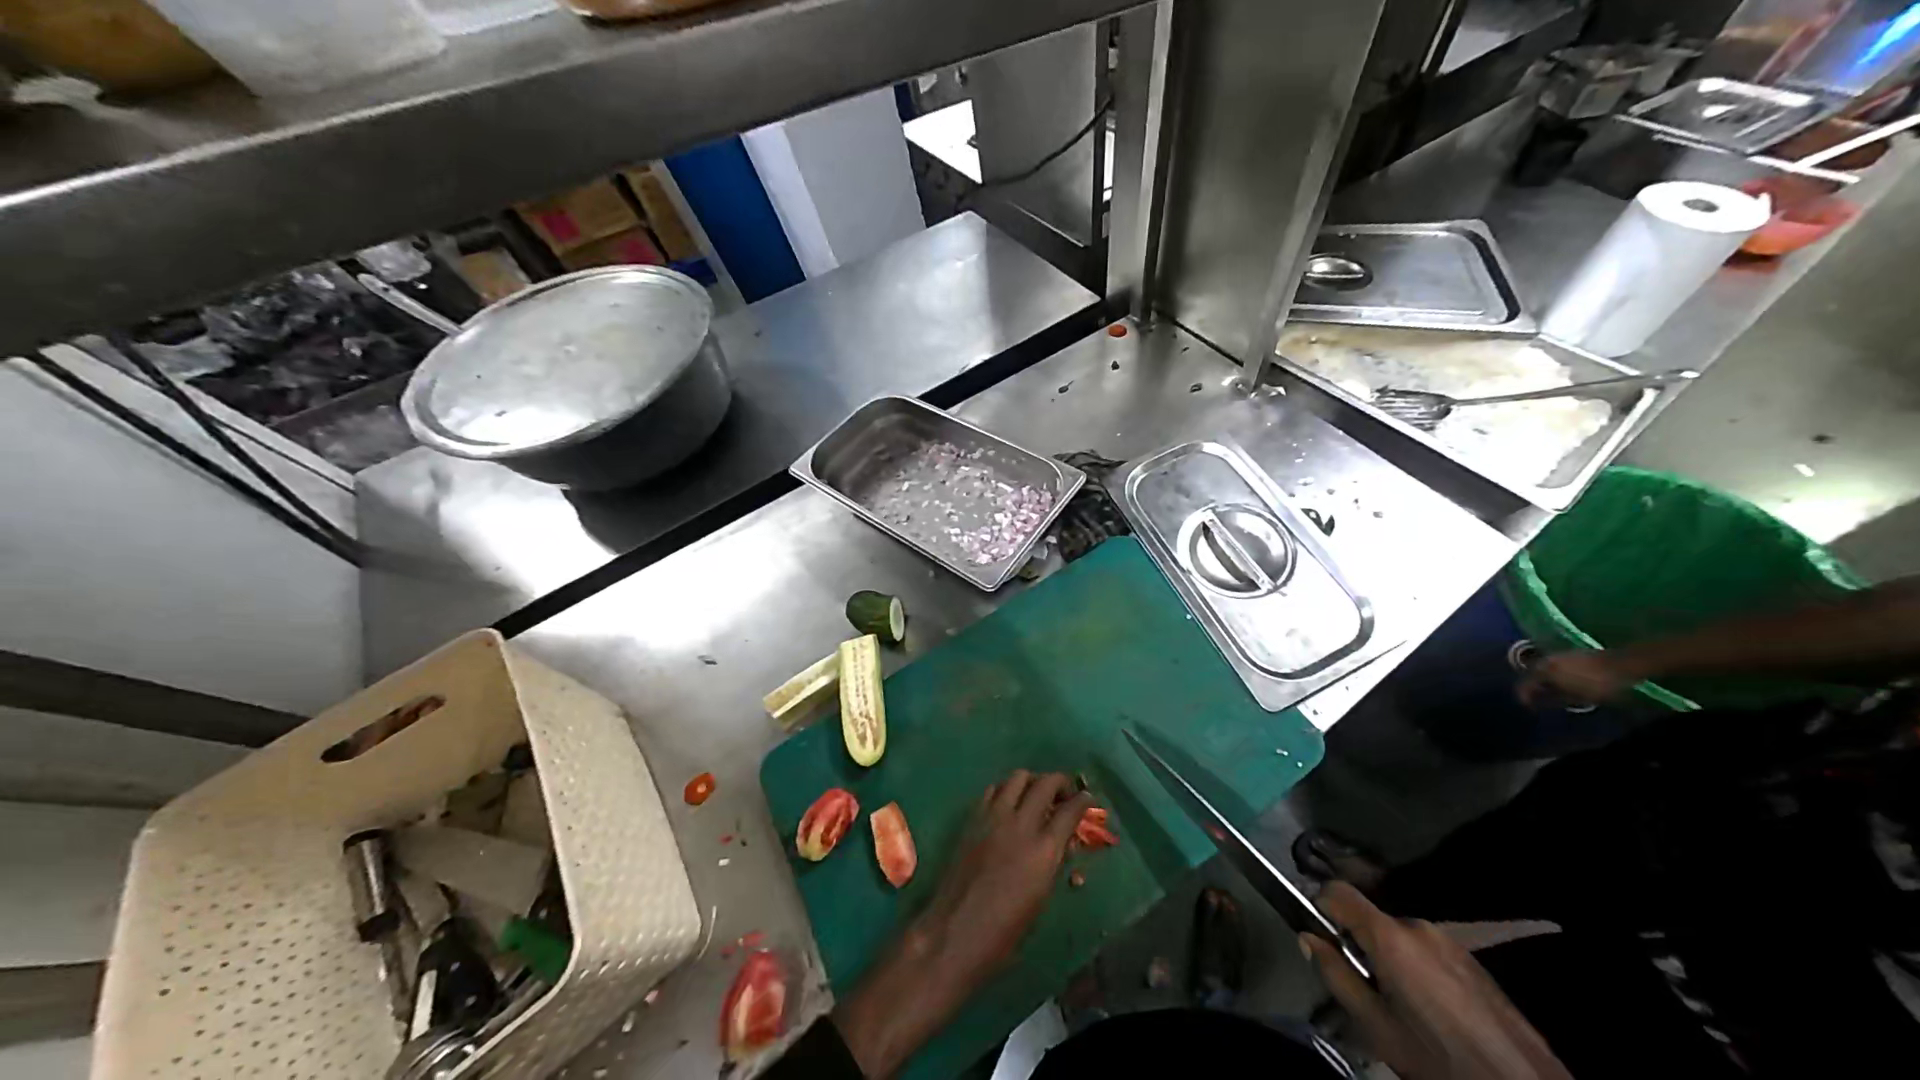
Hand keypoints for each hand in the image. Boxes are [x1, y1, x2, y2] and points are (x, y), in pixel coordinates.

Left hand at [835, 770, 1093, 1077]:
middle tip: (1065, 794)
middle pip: (1045, 783)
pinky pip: (993, 790)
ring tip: (1036, 795)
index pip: (1070, 810)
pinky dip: (1006, 790)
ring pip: (1017, 778)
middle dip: (1060, 783)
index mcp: (1044, 849)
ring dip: (1032, 781)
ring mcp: (993, 818)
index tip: (1087, 798)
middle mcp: (1020, 824)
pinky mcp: (972, 819)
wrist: (956, 932)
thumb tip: (1061, 843)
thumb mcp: (1041, 898)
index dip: (1083, 800)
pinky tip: (1008, 806)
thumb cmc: (1005, 930)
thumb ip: (1053, 862)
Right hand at [1302, 882, 1571, 1079]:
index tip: (1316, 933)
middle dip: (1358, 944)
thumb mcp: (1374, 1024)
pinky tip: (1429, 1008)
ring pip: (1398, 936)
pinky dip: (1416, 967)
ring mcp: (1450, 941)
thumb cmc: (1437, 1056)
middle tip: (1360, 985)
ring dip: (1388, 957)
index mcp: (1390, 937)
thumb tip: (1308, 939)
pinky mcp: (1471, 960)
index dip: (1318, 905)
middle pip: (1370, 919)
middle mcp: (1419, 927)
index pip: (1338, 892)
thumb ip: (1335, 974)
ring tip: (1397, 1002)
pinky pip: (1426, 950)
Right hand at [1517, 648, 1642, 707]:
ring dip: (1543, 679)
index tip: (1528, 706)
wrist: (1622, 665)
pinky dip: (1554, 674)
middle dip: (1533, 686)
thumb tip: (1536, 702)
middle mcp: (1546, 661)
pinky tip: (1563, 682)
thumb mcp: (1576, 698)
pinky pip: (1553, 665)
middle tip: (1538, 698)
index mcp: (1543, 672)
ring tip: (1551, 691)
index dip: (1524, 696)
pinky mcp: (1569, 653)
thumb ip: (1553, 699)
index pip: (1524, 684)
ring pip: (1542, 669)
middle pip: (1532, 674)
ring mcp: (1557, 655)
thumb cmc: (1598, 685)